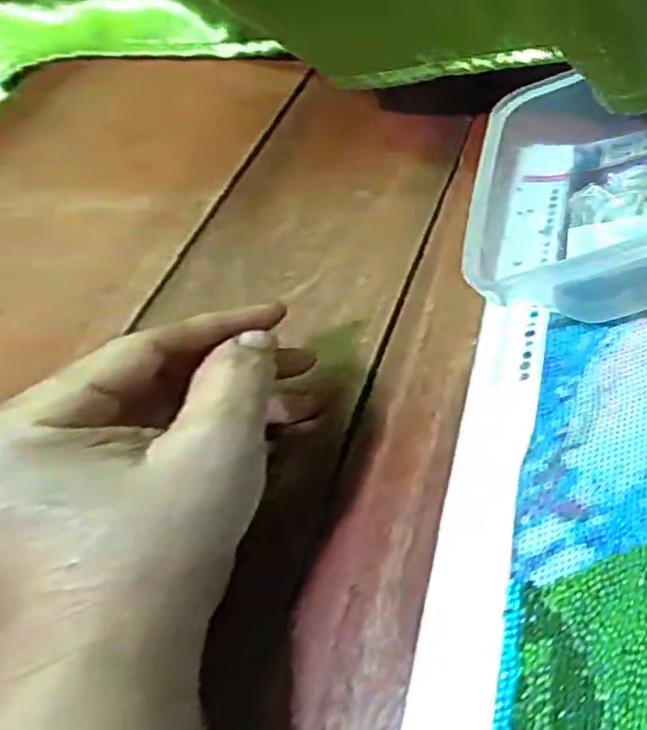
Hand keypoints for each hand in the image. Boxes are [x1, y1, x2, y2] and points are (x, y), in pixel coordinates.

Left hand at [0, 305, 324, 723]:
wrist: (124, 641)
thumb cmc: (163, 534)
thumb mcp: (219, 444)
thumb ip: (239, 378)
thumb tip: (255, 338)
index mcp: (34, 427)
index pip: (140, 351)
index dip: (219, 326)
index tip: (284, 314)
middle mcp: (31, 445)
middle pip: (153, 382)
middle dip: (238, 370)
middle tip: (305, 363)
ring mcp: (57, 476)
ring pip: (163, 413)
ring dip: (240, 402)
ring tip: (307, 405)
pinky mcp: (89, 498)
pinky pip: (158, 443)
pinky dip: (220, 431)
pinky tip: (275, 433)